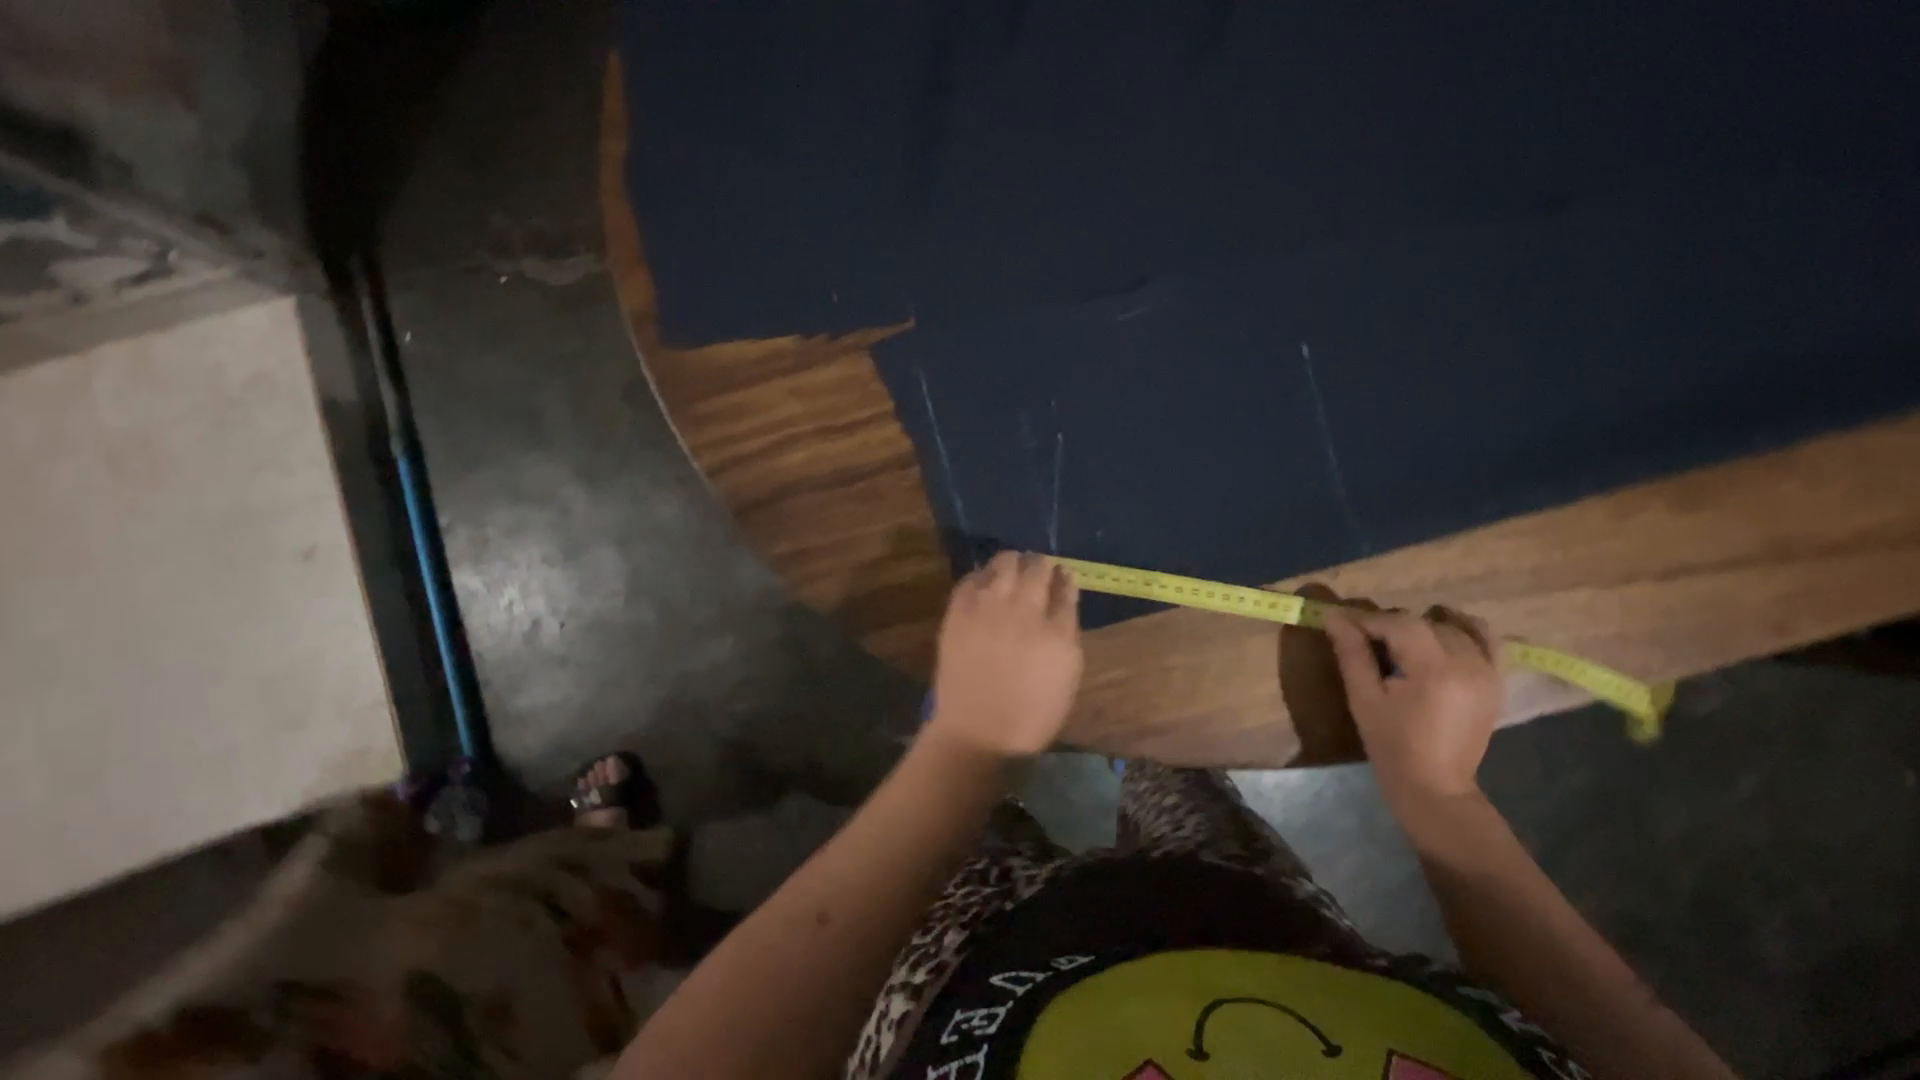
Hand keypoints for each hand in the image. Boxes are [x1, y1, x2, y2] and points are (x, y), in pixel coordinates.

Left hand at [926, 551, 1082, 758]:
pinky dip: (982, 576)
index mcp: (1058, 633)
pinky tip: (985, 584)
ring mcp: (989, 609)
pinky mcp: (959, 612)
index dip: (1064, 578)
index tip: (1062, 577)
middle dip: (1040, 565)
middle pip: (1037, 568)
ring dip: (1012, 562)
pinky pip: (972, 579)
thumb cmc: (1031, 715)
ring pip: (1004, 563)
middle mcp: (1025, 612)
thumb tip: (1063, 603)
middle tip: (1037, 569)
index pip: (1066, 588)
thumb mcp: (1067, 678)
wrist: (978, 732)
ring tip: (1011, 568)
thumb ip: (1068, 635)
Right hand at [1322, 604, 1504, 808]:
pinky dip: (1464, 631)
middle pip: (1427, 623)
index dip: (1370, 620)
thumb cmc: (1392, 746)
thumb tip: (1335, 617)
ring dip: (1424, 628)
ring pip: (1454, 627)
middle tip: (1366, 638)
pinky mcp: (1497, 681)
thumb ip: (1352, 654)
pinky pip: (1486, 640)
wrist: (1435, 785)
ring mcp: (1489, 672)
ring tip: (1402, 644)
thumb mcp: (1364, 699)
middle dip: (1393, 625)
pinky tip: (1441, 639)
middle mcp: (1469, 664)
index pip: (1401, 624)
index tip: (1344, 623)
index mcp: (1436, 670)